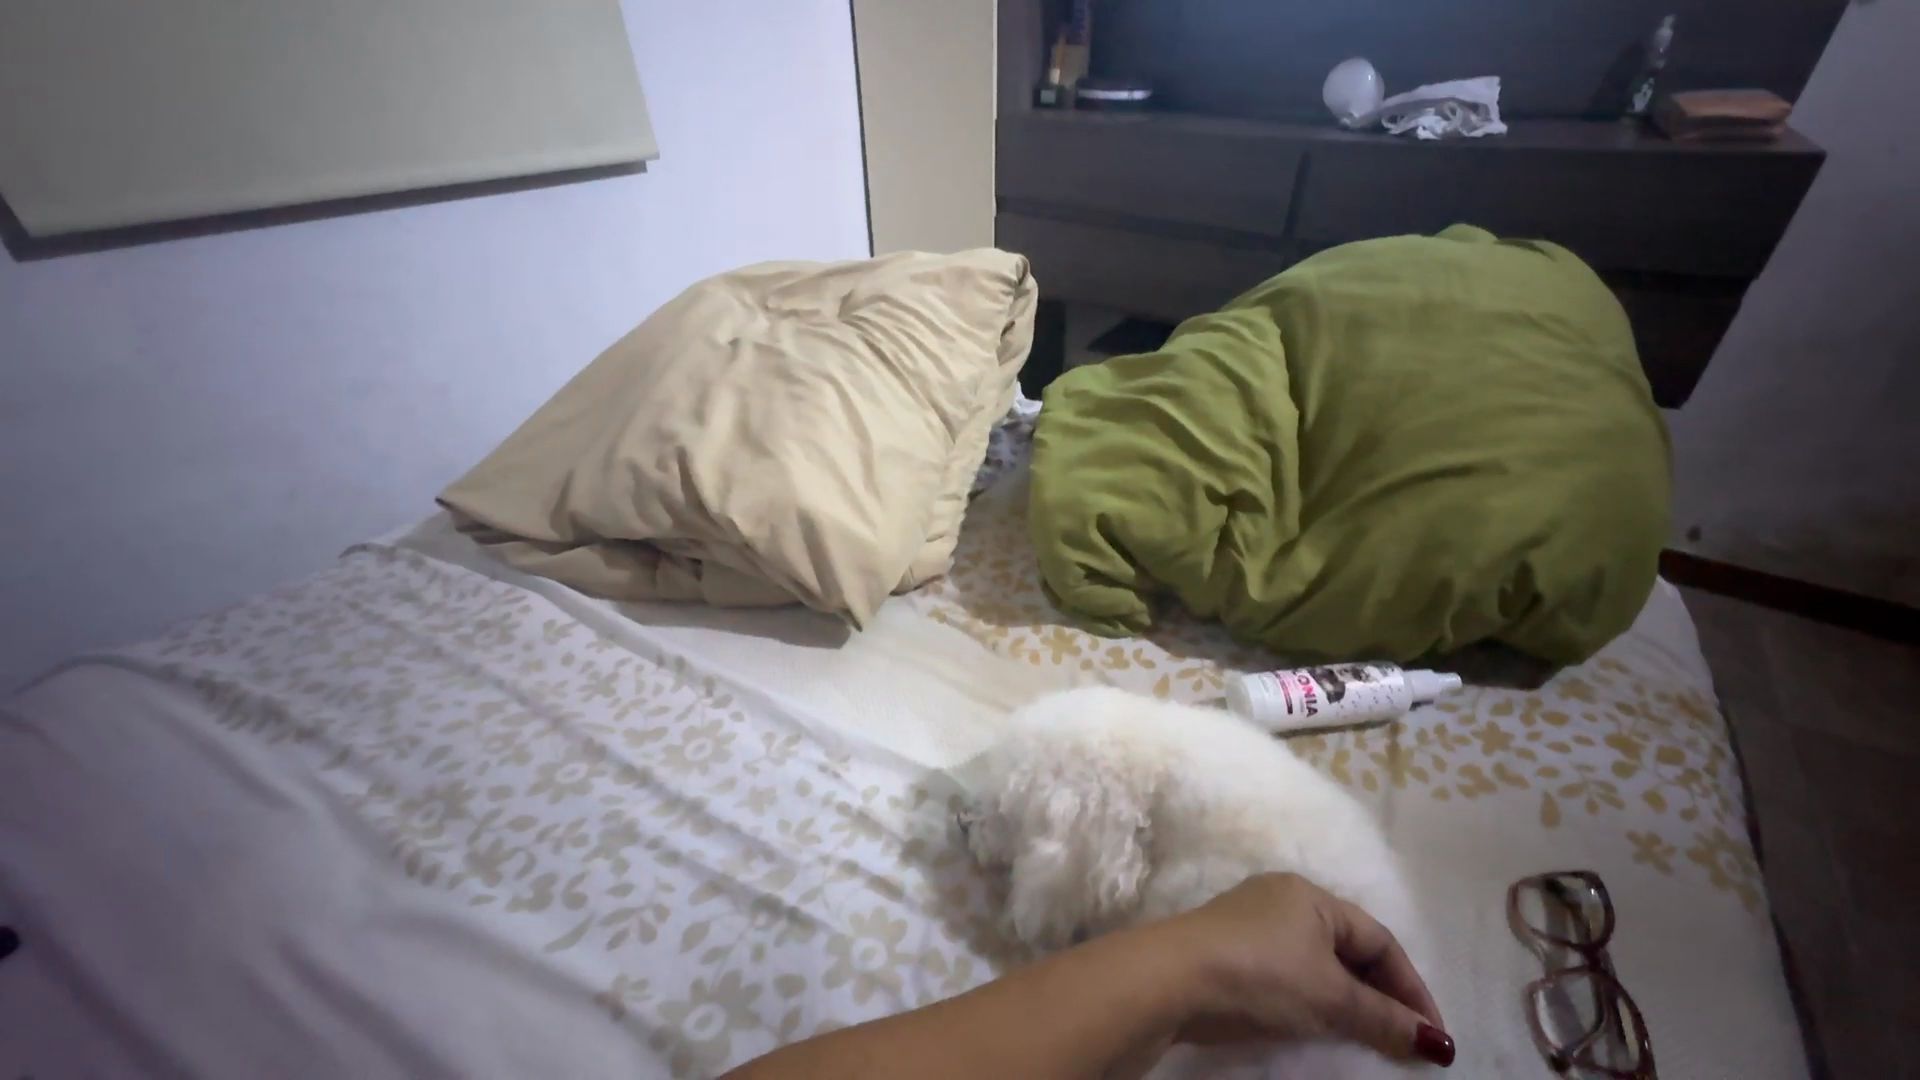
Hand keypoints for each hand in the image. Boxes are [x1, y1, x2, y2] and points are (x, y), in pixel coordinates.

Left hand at [1159, 873, 1454, 1066]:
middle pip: (1348, 948)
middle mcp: (1283, 900)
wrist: (1176, 977)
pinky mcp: (1233, 951)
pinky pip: (1291, 973)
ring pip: (1319, 963)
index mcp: (1310, 895)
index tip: (1433, 1038)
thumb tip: (1435, 1041)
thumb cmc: (1262, 973)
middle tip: (1406, 1042)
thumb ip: (1384, 1017)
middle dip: (1381, 995)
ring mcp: (1254, 923)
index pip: (1378, 938)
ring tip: (1371, 1041)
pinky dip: (1316, 1000)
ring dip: (1349, 1001)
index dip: (1411, 987)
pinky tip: (1322, 1028)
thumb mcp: (1330, 996)